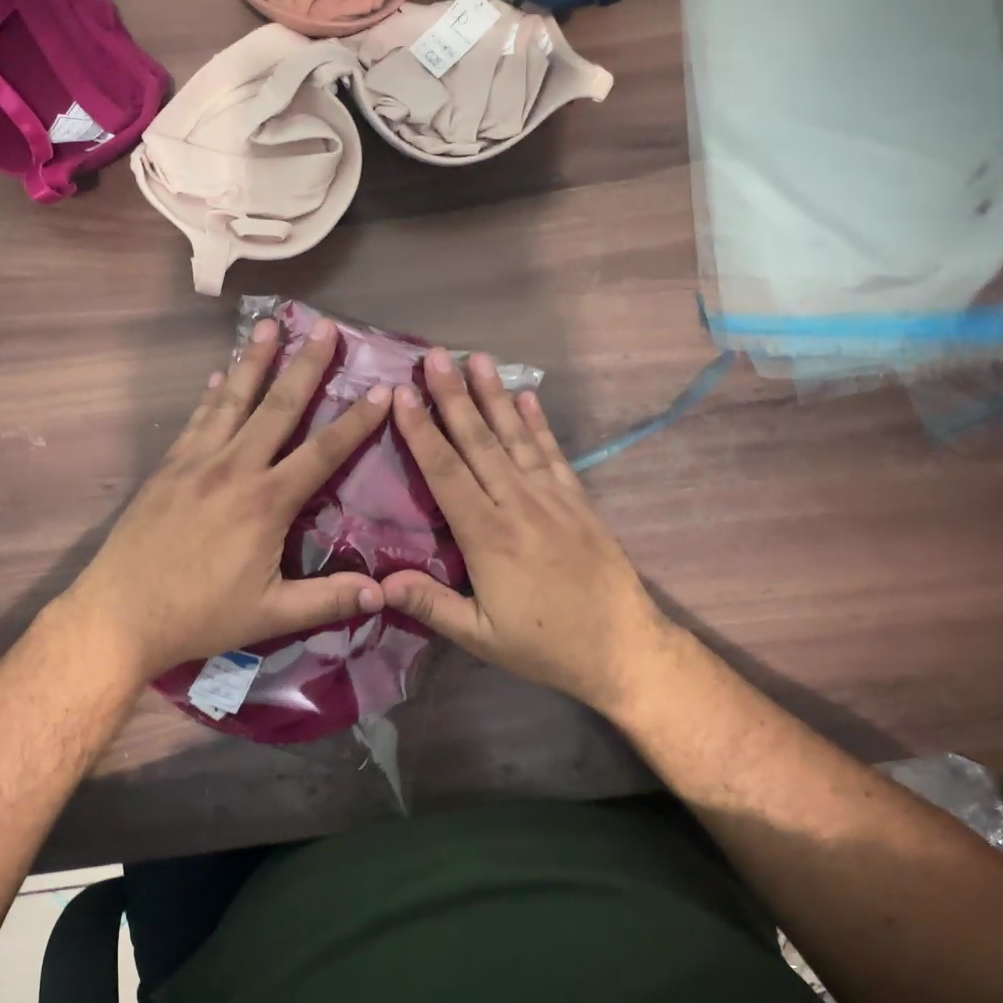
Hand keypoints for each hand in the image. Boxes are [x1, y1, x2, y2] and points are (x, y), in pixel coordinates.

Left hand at [61, 317, 391, 681]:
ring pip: (231, 401)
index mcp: (266, 503)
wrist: (119, 614)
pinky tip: (217, 375)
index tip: (382, 389)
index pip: (322, 452)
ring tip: (270, 325)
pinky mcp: (167, 468)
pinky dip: (211, 394)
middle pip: (277, 408)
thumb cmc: (200, 616)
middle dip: (305, 365)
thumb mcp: (271, 615)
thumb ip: (328, 600)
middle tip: (325, 327)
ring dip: (253, 361)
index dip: (356, 421)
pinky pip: (196, 420)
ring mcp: (196, 463)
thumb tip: (383, 593)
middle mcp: (233, 469)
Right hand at [382, 349, 678, 714]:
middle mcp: (519, 505)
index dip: (421, 432)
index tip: (403, 394)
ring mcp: (552, 499)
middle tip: (434, 356)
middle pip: (479, 442)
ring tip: (477, 359)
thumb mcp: (480, 636)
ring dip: (493, 397)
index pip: (446, 472)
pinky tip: (526, 396)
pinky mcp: (578, 502)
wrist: (622, 646)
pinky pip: (553, 453)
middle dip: (453, 397)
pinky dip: (538, 423)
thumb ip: (431, 604)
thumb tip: (379, 581)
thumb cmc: (544, 646)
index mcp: (487, 536)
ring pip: (516, 438)